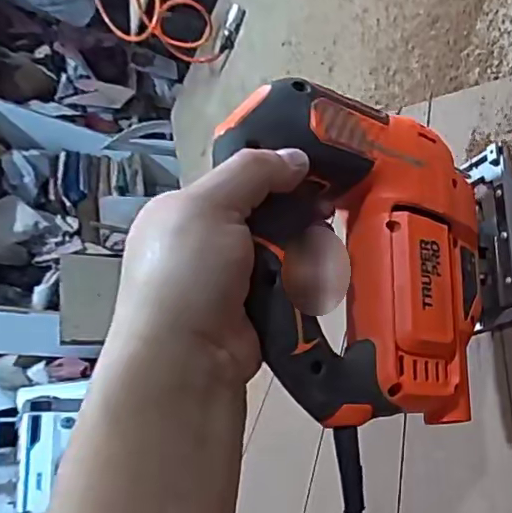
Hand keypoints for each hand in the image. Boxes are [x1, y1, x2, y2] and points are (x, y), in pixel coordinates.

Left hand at [107, 148, 307, 385]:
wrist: (189, 356)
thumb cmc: (187, 274)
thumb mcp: (209, 207)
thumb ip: (252, 174)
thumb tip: (296, 156)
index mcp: (188, 211)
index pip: (241, 180)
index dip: (277, 173)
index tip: (313, 171)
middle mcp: (213, 242)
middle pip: (273, 214)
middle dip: (299, 213)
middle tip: (324, 212)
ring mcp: (239, 278)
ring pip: (289, 249)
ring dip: (306, 249)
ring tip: (317, 253)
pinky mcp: (263, 306)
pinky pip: (295, 282)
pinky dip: (306, 280)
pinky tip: (313, 280)